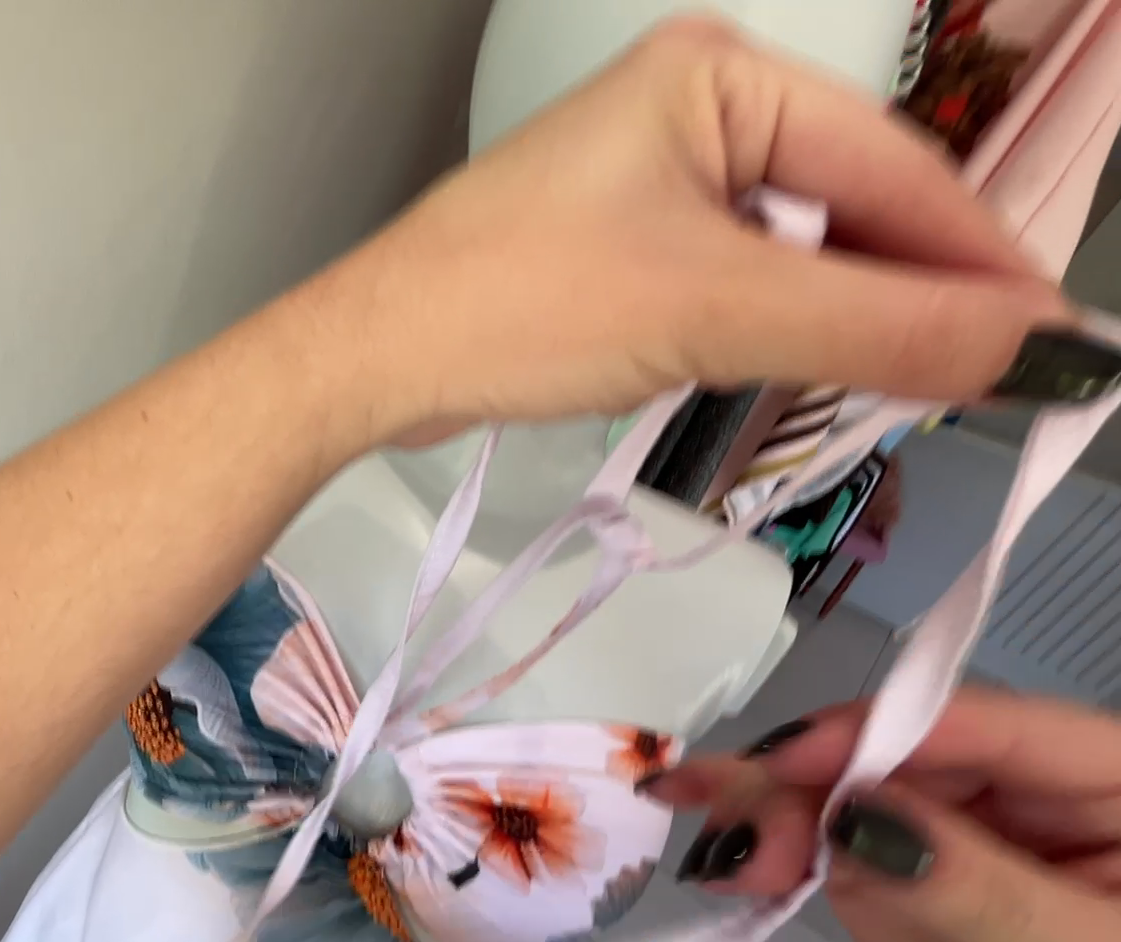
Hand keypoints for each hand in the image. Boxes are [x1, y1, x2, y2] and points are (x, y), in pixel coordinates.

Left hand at [286, 16, 1063, 446]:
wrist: (373, 358)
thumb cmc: (522, 308)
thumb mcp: (711, 310)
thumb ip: (879, 328)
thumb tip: (1047, 351)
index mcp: (711, 81)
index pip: (891, 165)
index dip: (974, 261)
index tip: (1048, 345)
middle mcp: (668, 119)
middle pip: (826, 210)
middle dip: (877, 296)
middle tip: (949, 380)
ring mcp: (618, 188)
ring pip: (760, 257)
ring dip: (795, 321)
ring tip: (830, 378)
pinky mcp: (582, 252)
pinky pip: (694, 287)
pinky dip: (724, 330)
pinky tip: (718, 364)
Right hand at [644, 687, 1120, 941]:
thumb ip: (983, 889)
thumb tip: (853, 816)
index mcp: (1099, 788)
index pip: (986, 727)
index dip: (881, 728)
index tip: (787, 758)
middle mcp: (1004, 787)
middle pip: (877, 752)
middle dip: (797, 788)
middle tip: (750, 846)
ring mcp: (928, 820)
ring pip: (821, 781)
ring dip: (757, 811)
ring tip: (725, 866)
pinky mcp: (872, 853)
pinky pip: (801, 824)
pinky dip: (747, 831)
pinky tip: (711, 854)